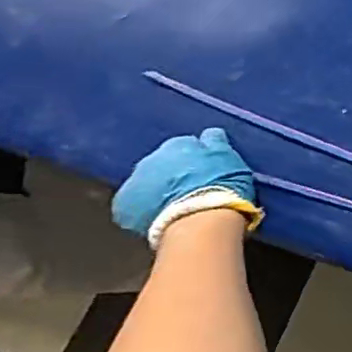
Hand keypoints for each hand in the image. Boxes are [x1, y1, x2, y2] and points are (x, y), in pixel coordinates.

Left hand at [112, 128, 260, 244]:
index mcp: (176, 145)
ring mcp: (132, 184)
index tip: (207, 168)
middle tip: (193, 187)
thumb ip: (216, 142)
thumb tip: (209, 134)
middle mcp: (149, 160)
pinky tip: (164, 216)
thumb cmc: (221, 184)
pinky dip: (146, 210)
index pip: (184, 145)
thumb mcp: (228, 157)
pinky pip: (133, 206)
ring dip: (159, 191)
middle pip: (161, 164)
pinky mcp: (123, 208)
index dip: (196, 157)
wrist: (200, 217)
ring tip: (179, 204)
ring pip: (146, 184)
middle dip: (173, 173)